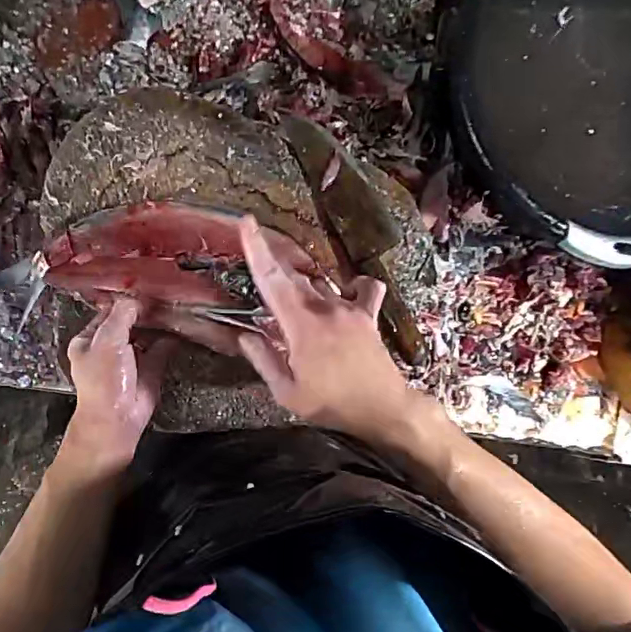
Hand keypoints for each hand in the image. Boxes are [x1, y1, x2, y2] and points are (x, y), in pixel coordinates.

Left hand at [61, 297, 173, 477]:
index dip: (123, 301)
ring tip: (173, 306)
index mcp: (89, 340)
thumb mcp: (107, 339)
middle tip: (162, 294)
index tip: (141, 287)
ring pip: (146, 334)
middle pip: (128, 322)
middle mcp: (109, 347)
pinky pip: (161, 349)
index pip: (107, 313)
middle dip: (143, 311)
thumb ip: (122, 315)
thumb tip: (136, 299)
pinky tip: (179, 327)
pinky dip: (170, 339)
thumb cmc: (104, 380)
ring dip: (158, 323)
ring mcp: (131, 359)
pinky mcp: (150, 370)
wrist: (117, 419)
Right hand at [235, 216, 435, 441]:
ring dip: (303, 283)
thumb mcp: (287, 392)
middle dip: (273, 262)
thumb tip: (246, 336)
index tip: (246, 222)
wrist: (384, 408)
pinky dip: (353, 286)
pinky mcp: (368, 316)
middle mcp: (326, 308)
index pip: (273, 280)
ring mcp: (350, 309)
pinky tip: (345, 293)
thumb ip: (264, 360)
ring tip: (292, 292)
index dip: (256, 250)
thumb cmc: (333, 404)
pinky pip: (363, 289)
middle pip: (294, 276)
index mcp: (302, 325)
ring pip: (321, 284)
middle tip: (257, 251)